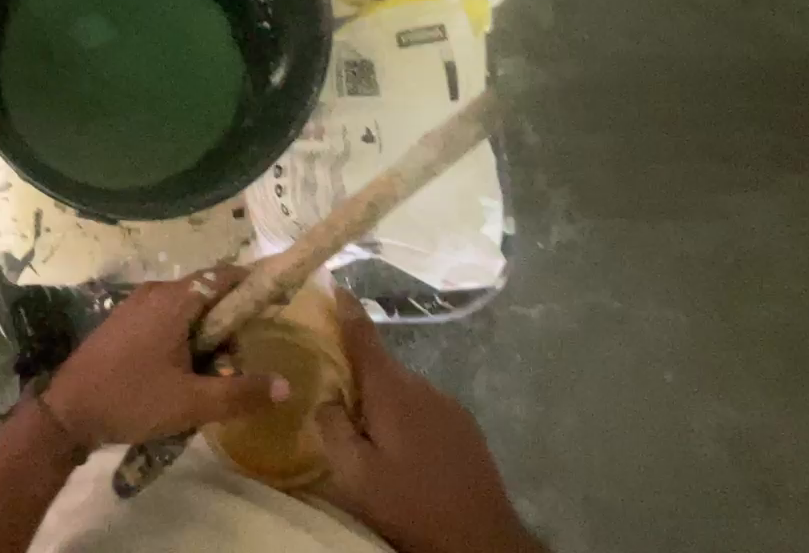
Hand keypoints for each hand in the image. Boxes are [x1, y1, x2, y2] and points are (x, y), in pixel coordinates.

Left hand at [42, 267, 289, 447]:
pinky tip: (178, 376)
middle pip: (206, 297)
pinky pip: (164, 320)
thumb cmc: (131, 399)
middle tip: (232, 367)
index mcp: (174, 300)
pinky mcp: (122, 322)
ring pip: (185, 312)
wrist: (67, 412)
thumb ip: (240, 392)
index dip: (252, 284)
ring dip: (203, 339)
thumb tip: (284, 385)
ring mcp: (135, 306)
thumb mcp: (191, 403)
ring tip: (206, 379)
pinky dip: (181, 340)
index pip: (223, 275)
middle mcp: (155, 292)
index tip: (275, 301)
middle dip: (226, 328)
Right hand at [315, 292, 543, 552]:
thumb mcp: (354, 475)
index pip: (363, 334)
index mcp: (390, 388)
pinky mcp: (465, 426)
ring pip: (402, 390)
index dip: (346, 307)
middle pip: (379, 366)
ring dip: (383, 402)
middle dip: (357, 374)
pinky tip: (405, 452)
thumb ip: (331, 428)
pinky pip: (424, 408)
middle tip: (334, 396)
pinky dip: (407, 418)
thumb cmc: (411, 504)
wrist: (483, 544)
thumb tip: (325, 397)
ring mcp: (448, 404)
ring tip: (371, 436)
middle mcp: (420, 384)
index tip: (333, 282)